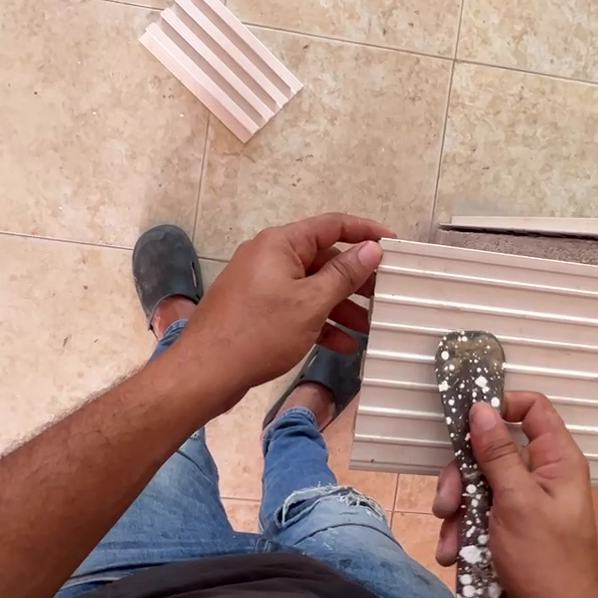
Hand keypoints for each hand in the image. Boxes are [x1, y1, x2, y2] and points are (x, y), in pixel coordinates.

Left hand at [175, 213, 390, 396]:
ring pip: (311, 286)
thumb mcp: (311, 303)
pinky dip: (318, 321)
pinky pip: (295, 306)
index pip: (333, 225)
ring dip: (340, 305)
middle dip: (355, 279)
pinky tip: (342, 344)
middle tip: (384, 294)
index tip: (393, 244)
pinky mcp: (256, 309)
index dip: (366, 231)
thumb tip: (372, 248)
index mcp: (281, 244)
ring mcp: (261, 283)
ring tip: (368, 327)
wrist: (205, 372)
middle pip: (323, 258)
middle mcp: (270, 257)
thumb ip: (344, 275)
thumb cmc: (259, 332)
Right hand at [433, 391, 597, 597]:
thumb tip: (481, 407)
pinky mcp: (508, 530)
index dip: (502, 406)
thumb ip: (496, 453)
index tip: (468, 419)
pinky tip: (456, 555)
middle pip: (492, 450)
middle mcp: (542, 476)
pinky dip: (464, 532)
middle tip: (447, 502)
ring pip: (478, 485)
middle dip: (463, 476)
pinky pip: (478, 515)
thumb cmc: (545, 563)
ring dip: (459, 511)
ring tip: (452, 541)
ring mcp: (524, 504)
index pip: (533, 409)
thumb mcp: (516, 503)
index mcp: (557, 461)